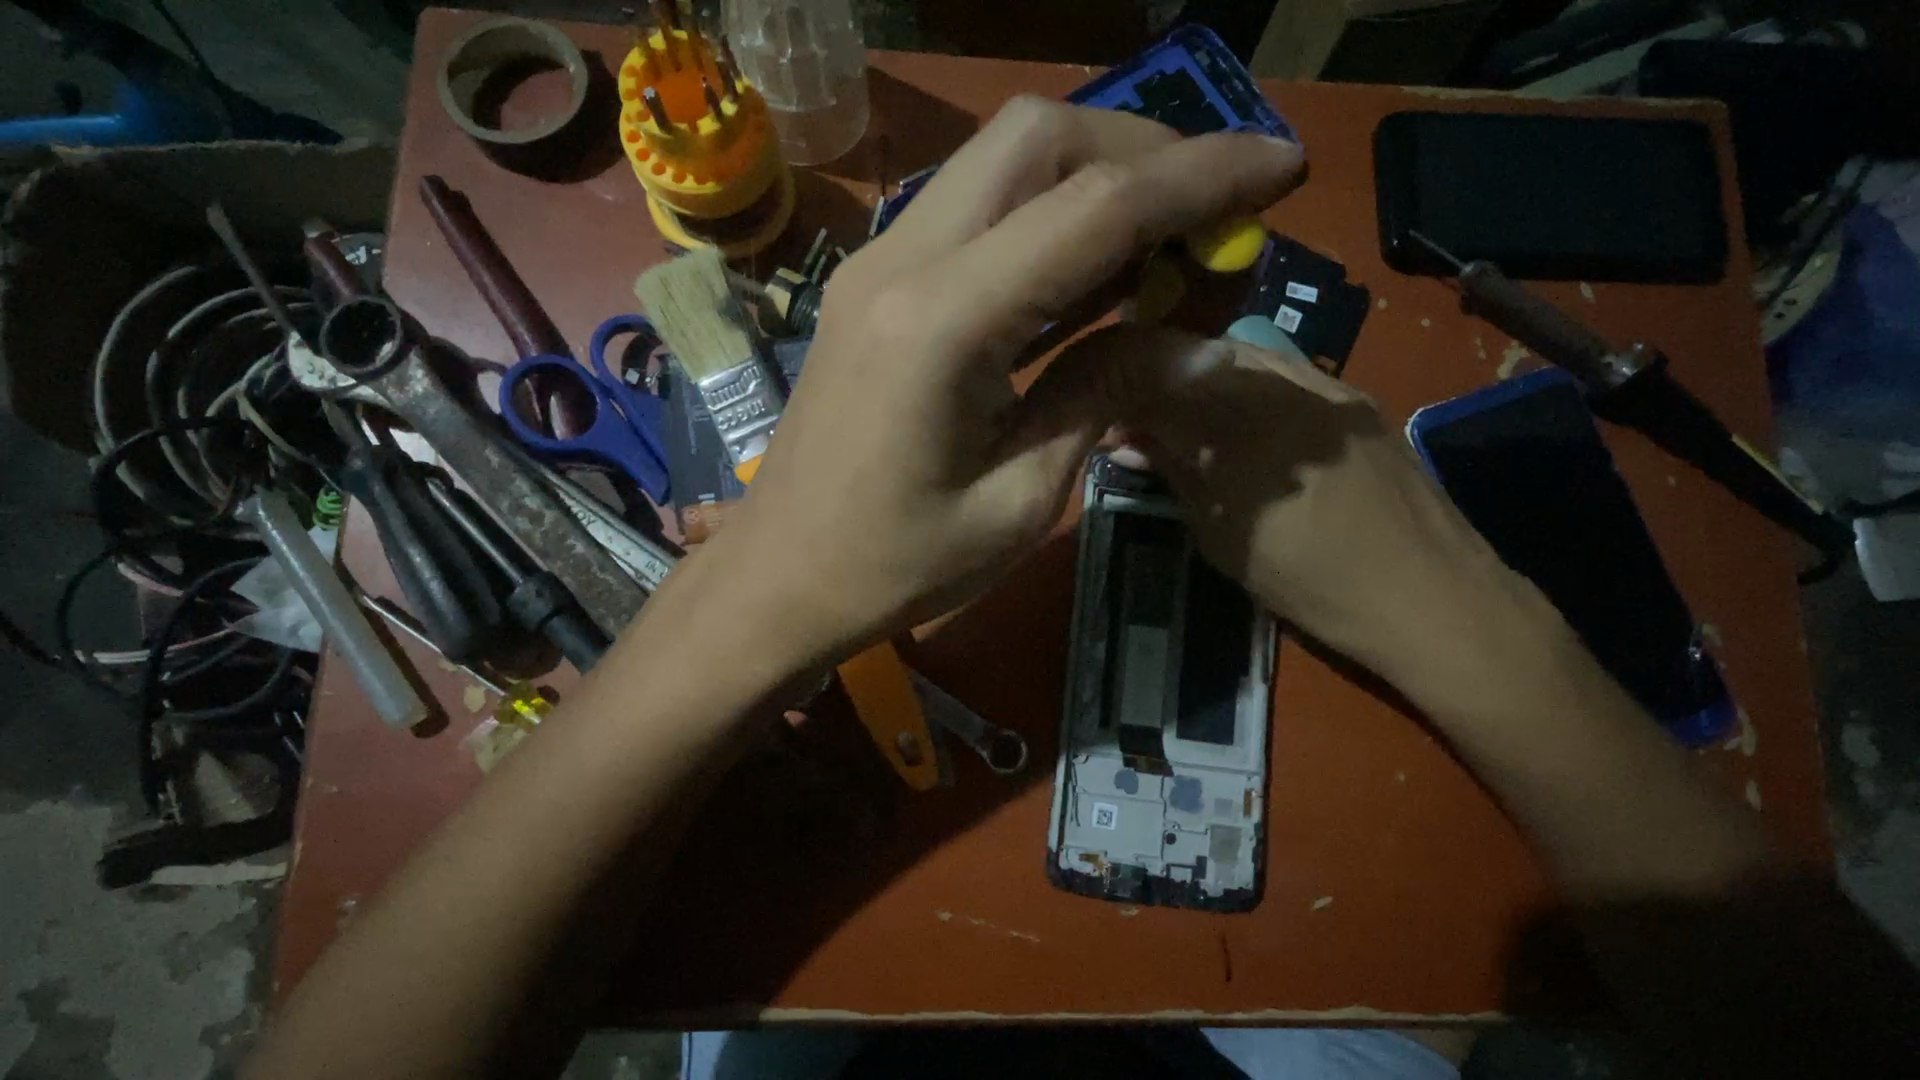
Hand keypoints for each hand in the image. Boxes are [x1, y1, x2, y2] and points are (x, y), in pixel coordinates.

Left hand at [713, 97, 1303, 660]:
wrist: (779, 577)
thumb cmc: (895, 566)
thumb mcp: (1020, 500)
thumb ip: (1104, 395)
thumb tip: (1191, 339)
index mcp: (943, 321)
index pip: (1095, 205)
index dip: (1200, 176)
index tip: (1283, 166)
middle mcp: (903, 261)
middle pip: (1035, 137)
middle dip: (1141, 150)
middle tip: (1210, 210)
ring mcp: (878, 263)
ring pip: (1000, 161)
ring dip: (1092, 176)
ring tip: (1166, 237)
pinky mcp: (875, 284)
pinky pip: (972, 211)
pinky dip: (1043, 216)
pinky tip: (1091, 271)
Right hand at [1045, 323, 1549, 684]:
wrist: (1435, 598)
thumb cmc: (1314, 584)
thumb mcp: (1223, 537)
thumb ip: (1175, 475)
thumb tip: (1126, 440)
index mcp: (1241, 425)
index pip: (1155, 371)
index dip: (1115, 381)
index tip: (1096, 409)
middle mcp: (1282, 385)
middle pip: (1195, 352)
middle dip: (1154, 378)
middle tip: (1134, 419)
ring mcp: (1325, 385)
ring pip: (1238, 356)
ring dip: (1196, 380)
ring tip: (1180, 422)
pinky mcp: (1352, 397)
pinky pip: (1278, 372)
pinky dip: (1240, 388)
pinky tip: (1235, 423)